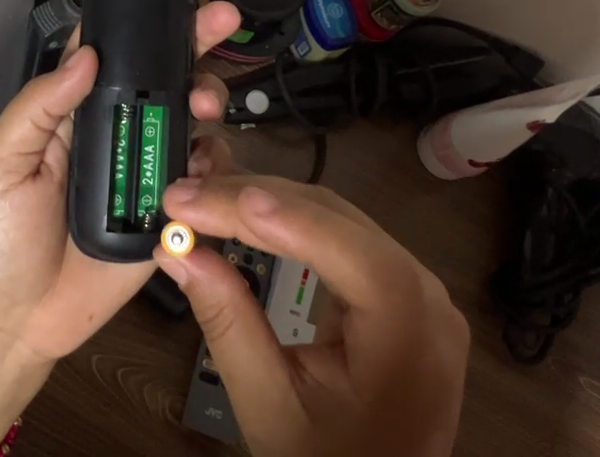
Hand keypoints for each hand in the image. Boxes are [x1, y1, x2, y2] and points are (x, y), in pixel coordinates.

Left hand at [0, 0, 241, 360]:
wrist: (16, 323)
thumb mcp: (0, 164)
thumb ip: (39, 108)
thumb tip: (88, 57)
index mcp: (75, 115)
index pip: (113, 56)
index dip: (145, 26)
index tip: (181, 2)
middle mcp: (115, 134)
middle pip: (163, 81)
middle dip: (196, 50)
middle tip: (219, 28)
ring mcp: (144, 173)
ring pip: (190, 124)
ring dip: (207, 104)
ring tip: (205, 110)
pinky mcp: (166, 215)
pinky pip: (202, 182)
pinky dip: (214, 168)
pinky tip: (205, 168)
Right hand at [156, 175, 470, 456]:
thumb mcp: (269, 405)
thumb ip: (228, 322)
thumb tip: (174, 250)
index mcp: (410, 330)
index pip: (341, 247)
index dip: (274, 215)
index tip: (203, 198)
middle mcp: (425, 293)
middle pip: (334, 220)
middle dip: (253, 200)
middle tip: (183, 196)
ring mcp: (415, 286)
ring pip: (333, 218)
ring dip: (264, 201)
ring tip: (203, 195)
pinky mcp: (396, 286)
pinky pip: (338, 236)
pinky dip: (286, 222)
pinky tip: (244, 213)